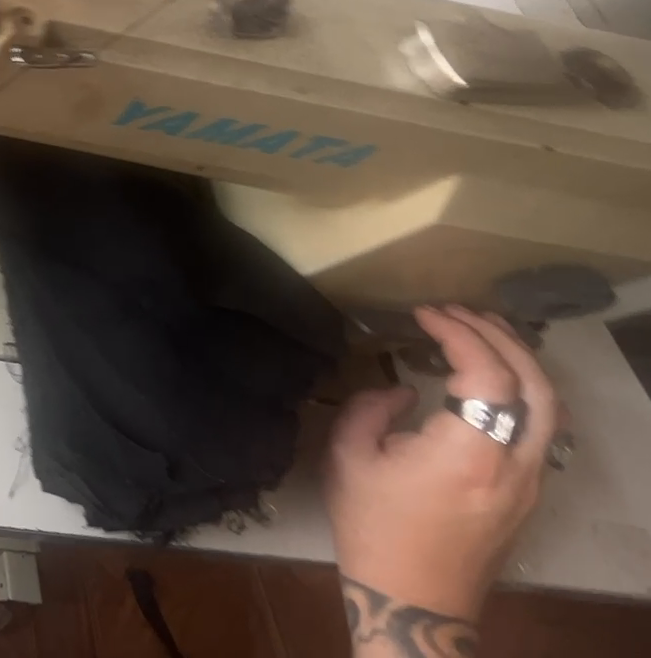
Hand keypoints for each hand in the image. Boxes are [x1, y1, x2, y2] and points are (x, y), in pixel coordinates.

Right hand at [327, 306, 559, 632]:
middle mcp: (515, 463)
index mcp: (466, 452)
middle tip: (455, 311)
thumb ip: (371, 410)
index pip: (486, 377)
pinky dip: (521, 387)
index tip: (425, 313)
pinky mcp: (529, 488)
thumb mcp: (348, 457)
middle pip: (536, 386)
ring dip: (520, 360)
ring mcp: (532, 479)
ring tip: (481, 331)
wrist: (414, 590)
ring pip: (551, 406)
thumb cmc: (372, 522)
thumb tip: (401, 390)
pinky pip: (542, 425)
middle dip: (500, 338)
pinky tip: (489, 376)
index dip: (460, 335)